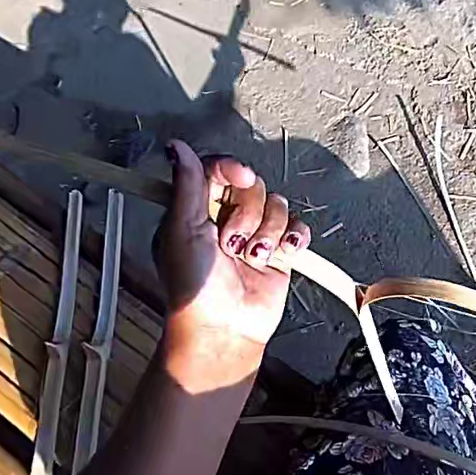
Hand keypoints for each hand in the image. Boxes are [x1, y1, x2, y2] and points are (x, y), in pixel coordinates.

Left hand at [157, 141, 309, 386]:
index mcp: (197, 210)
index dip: (232, 169)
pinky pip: (297, 226)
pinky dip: (294, 237)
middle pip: (253, 187)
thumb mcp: (182, 231)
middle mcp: (227, 218)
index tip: (240, 177)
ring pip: (277, 205)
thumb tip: (178, 147)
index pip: (218, 169)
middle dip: (246, 215)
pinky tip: (282, 252)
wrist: (225, 327)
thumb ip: (187, 185)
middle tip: (230, 243)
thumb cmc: (194, 288)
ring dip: (266, 233)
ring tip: (251, 259)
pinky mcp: (280, 251)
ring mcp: (256, 234)